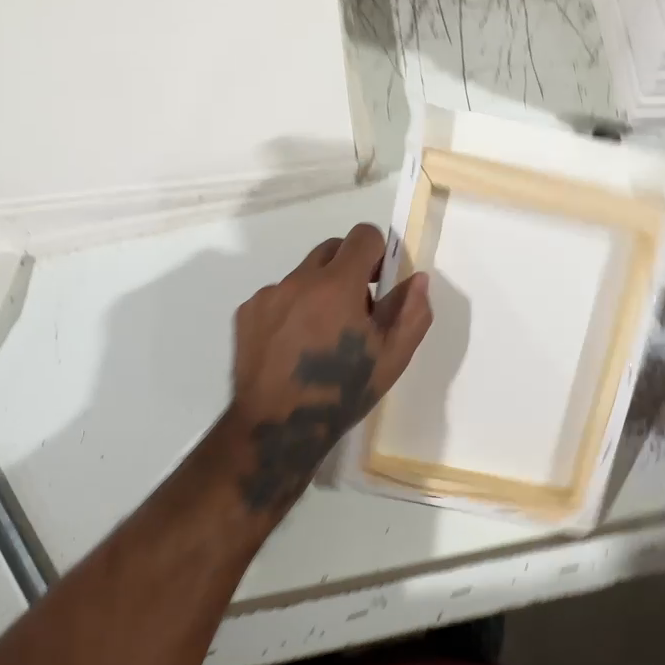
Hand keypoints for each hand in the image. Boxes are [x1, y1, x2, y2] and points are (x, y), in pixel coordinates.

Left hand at [227, 223, 432, 512]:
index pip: (363, 235)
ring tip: (321, 336)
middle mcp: (299, 280)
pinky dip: (292, 310)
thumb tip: (417, 280)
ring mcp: (269, 295)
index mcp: (337, 285)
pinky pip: (278, 296)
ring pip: (304, 274)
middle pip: (332, 249)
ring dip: (319, 290)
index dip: (378, 253)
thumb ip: (412, 312)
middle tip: (356, 310)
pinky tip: (294, 347)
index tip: (379, 282)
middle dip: (349, 268)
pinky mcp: (247, 313)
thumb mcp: (392, 358)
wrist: (276, 429)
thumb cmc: (341, 393)